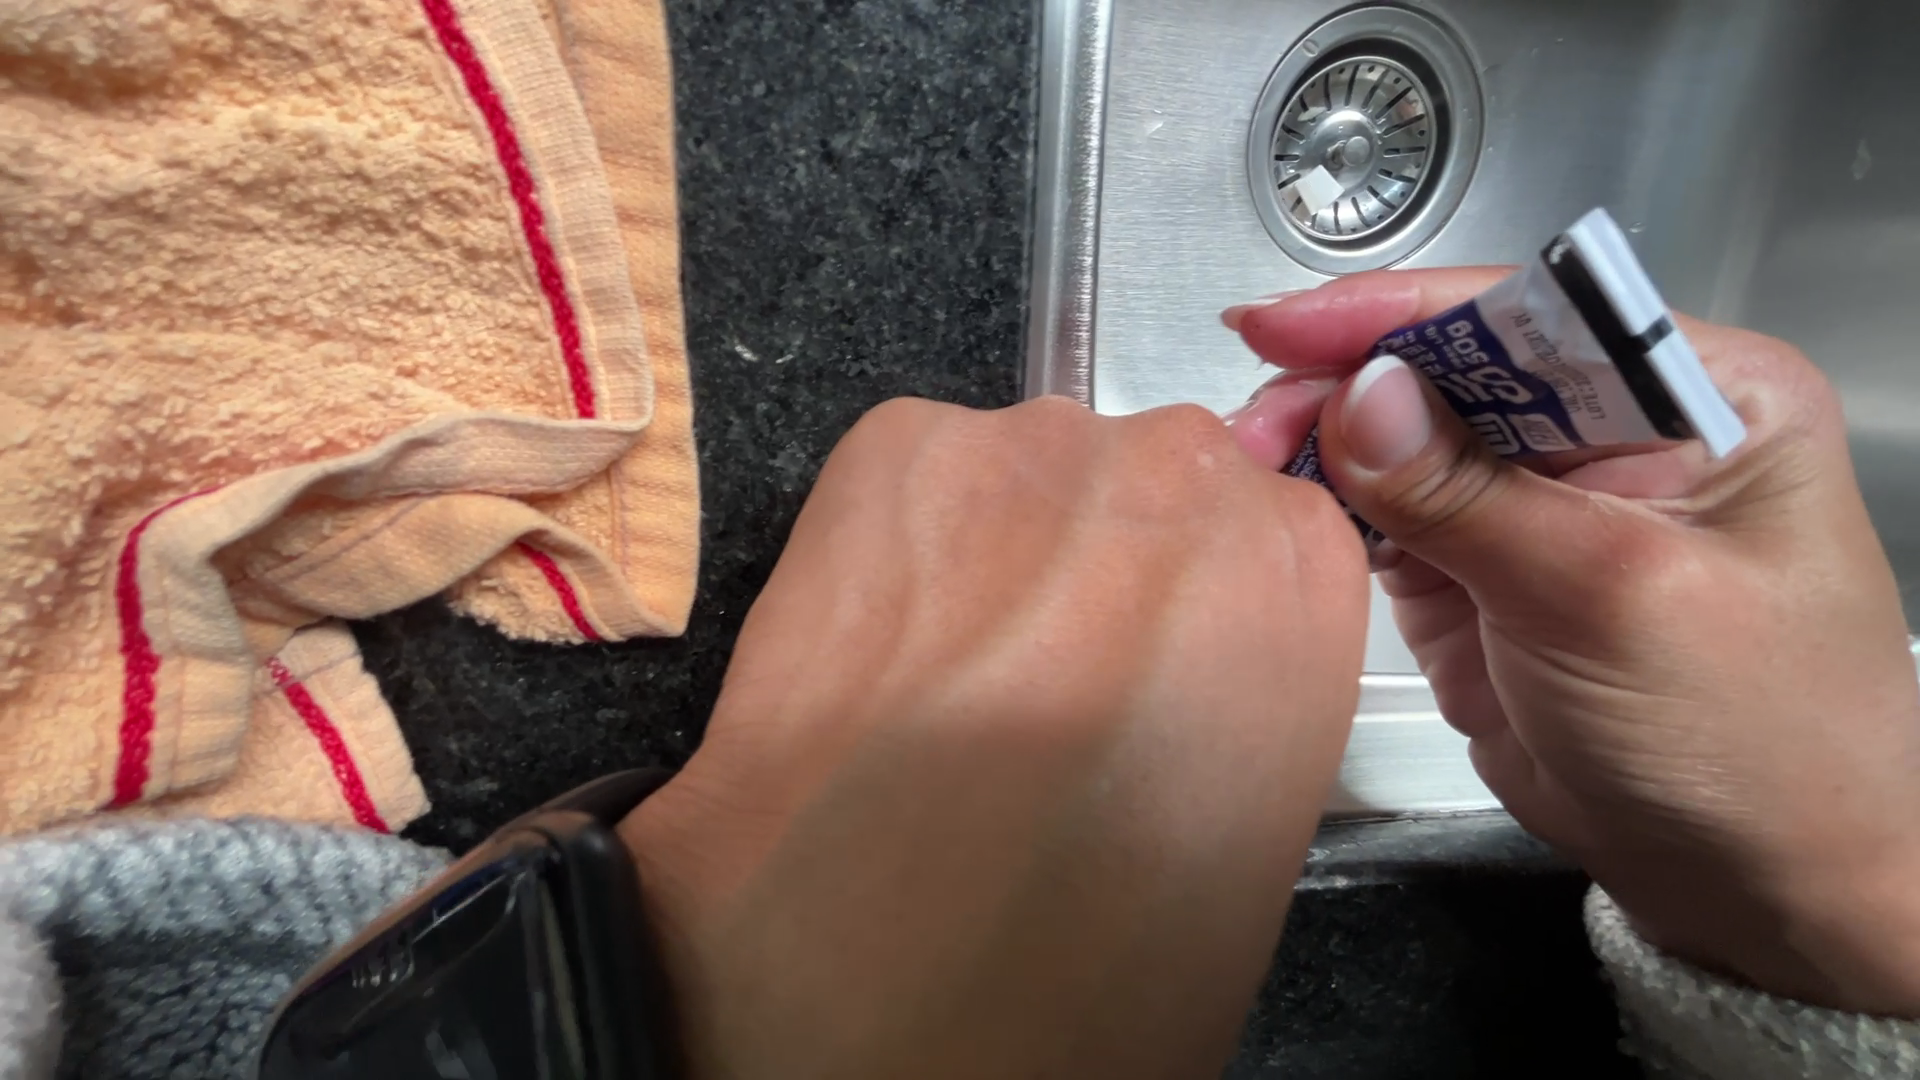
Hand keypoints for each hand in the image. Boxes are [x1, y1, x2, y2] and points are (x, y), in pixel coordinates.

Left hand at [620, 394, 1368, 1077]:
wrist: (867, 971)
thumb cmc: (1084, 951)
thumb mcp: (1231, 830)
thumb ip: (1226, 692)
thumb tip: (1165, 655)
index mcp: (1292, 568)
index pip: (1252, 526)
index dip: (1180, 596)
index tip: (1131, 650)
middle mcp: (1177, 469)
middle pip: (1138, 483)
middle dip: (1094, 555)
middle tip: (1028, 658)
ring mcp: (1033, 443)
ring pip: (1027, 469)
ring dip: (994, 540)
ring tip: (937, 657)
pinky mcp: (896, 444)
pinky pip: (921, 466)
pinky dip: (900, 531)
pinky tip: (874, 631)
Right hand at [1229, 270, 1919, 1014]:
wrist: (1728, 866)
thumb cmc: (1740, 734)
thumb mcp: (1609, 598)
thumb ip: (1472, 495)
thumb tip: (1357, 399)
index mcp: (1685, 396)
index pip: (1514, 320)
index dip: (1385, 315)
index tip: (1276, 324)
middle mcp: (1592, 431)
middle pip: (1432, 372)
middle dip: (1332, 387)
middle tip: (1252, 424)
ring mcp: (1515, 497)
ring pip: (1388, 438)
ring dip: (1312, 444)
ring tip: (1248, 460)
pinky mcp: (1457, 557)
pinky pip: (1371, 507)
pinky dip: (1319, 501)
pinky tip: (1278, 502)